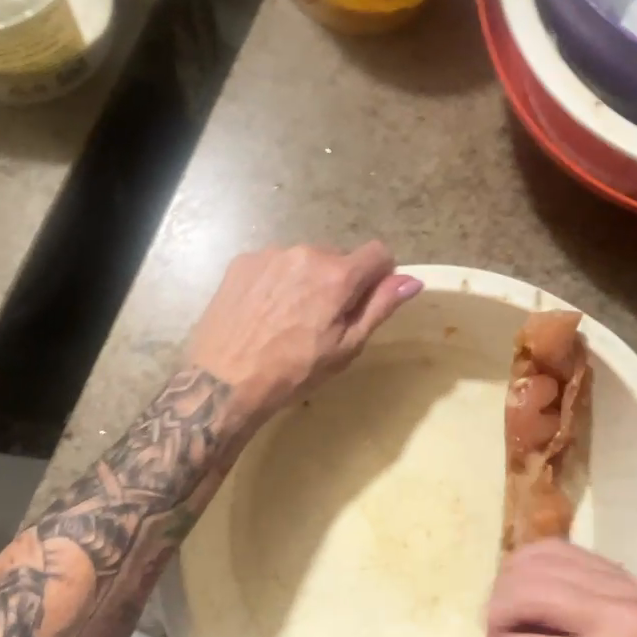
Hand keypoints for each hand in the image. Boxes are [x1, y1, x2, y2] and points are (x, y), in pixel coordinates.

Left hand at [185, 242, 421, 423]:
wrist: (224, 383)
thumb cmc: (293, 372)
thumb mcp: (345, 347)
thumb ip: (379, 307)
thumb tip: (412, 280)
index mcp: (336, 275)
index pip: (378, 253)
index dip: (379, 276)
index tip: (364, 302)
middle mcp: (305, 253)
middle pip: (338, 257)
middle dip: (338, 282)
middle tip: (320, 322)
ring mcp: (269, 255)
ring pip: (304, 261)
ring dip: (306, 281)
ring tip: (287, 320)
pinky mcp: (242, 262)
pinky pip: (274, 265)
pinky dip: (277, 283)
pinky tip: (264, 314)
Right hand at [478, 540, 636, 636]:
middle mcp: (624, 613)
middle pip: (520, 595)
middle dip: (495, 624)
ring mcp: (620, 581)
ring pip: (526, 567)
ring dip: (505, 597)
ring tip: (517, 629)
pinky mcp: (610, 563)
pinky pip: (543, 550)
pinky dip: (521, 573)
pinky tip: (530, 605)